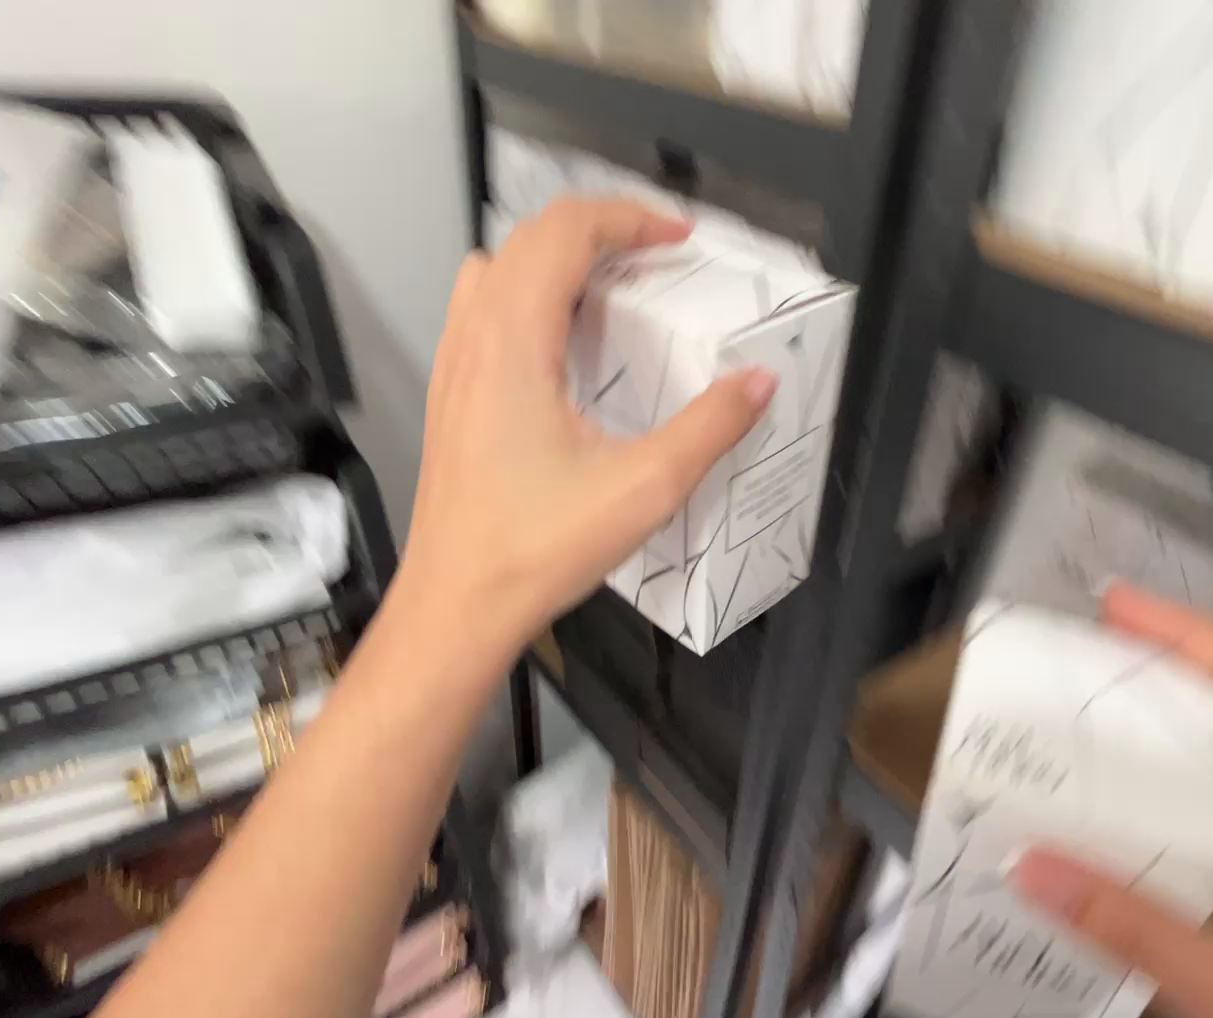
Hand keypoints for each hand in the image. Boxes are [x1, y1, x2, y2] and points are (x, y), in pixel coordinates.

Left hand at [396, 197, 776, 647]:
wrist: (458, 605)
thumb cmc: (539, 548)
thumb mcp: (647, 486)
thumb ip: (711, 426)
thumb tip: (759, 381)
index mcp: (514, 342)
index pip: (565, 232)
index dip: (629, 218)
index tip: (679, 239)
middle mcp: (473, 339)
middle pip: (529, 238)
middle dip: (600, 230)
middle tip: (658, 257)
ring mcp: (454, 367)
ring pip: (499, 270)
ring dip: (559, 261)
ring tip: (615, 293)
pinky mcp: (453, 397)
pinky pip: (485, 312)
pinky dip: (531, 298)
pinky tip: (569, 352)